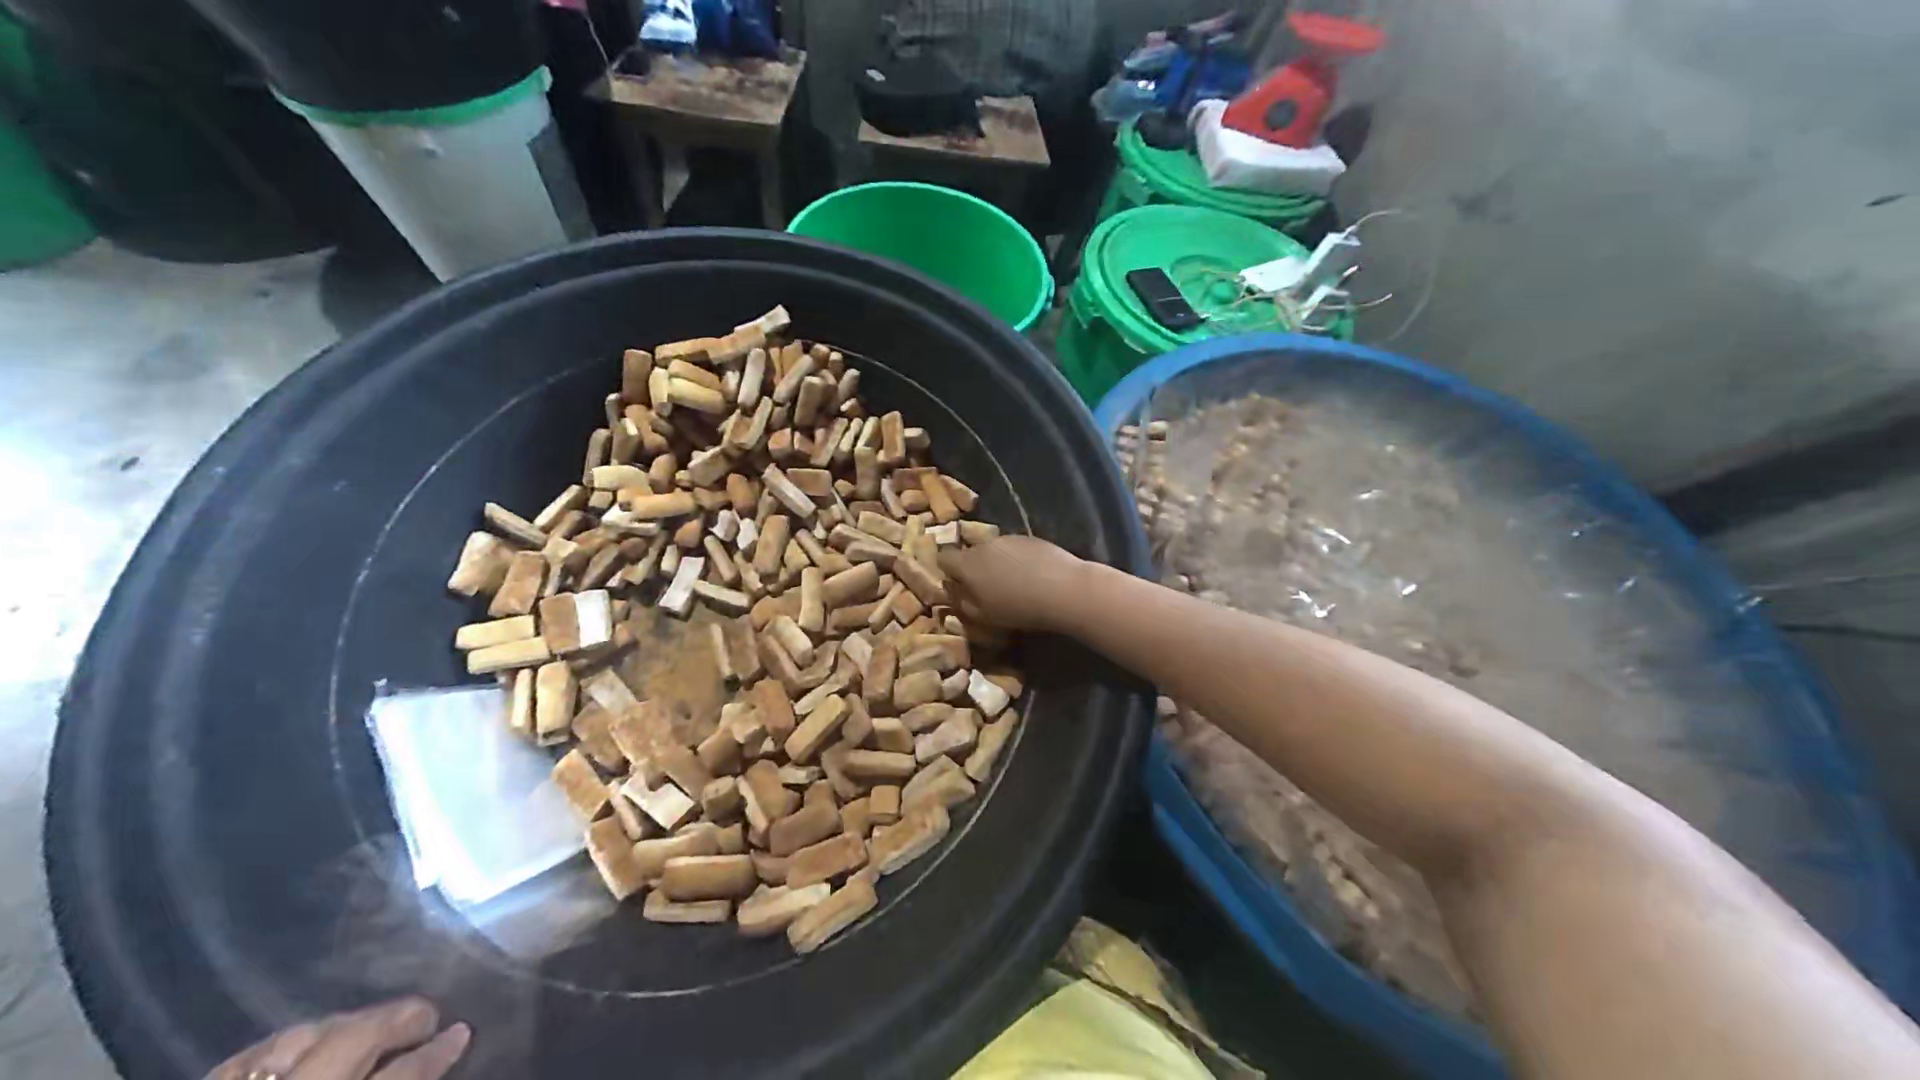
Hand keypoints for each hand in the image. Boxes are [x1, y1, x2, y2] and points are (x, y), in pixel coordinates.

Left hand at [208, 997, 469, 1079]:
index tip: (462, 1032)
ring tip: (368, 1027)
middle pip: (356, 1039)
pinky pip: (243, 1058)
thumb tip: (436, 1053)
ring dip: (344, 1025)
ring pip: (304, 1036)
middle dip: (398, 1020)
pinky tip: (296, 1043)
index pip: (400, 1075)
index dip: (435, 1053)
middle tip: (426, 1018)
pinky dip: (278, 1046)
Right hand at [939, 536, 1088, 632]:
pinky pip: (1015, 548)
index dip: (948, 570)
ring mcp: (1009, 538)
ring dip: (998, 563)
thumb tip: (954, 592)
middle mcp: (984, 545)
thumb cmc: (1018, 609)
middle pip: (971, 553)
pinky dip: (1018, 560)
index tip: (958, 584)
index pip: (944, 558)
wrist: (1064, 589)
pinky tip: (1033, 575)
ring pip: (994, 550)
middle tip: (989, 589)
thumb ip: (963, 603)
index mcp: (967, 564)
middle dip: (976, 568)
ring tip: (1016, 583)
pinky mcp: (1031, 538)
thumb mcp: (984, 617)